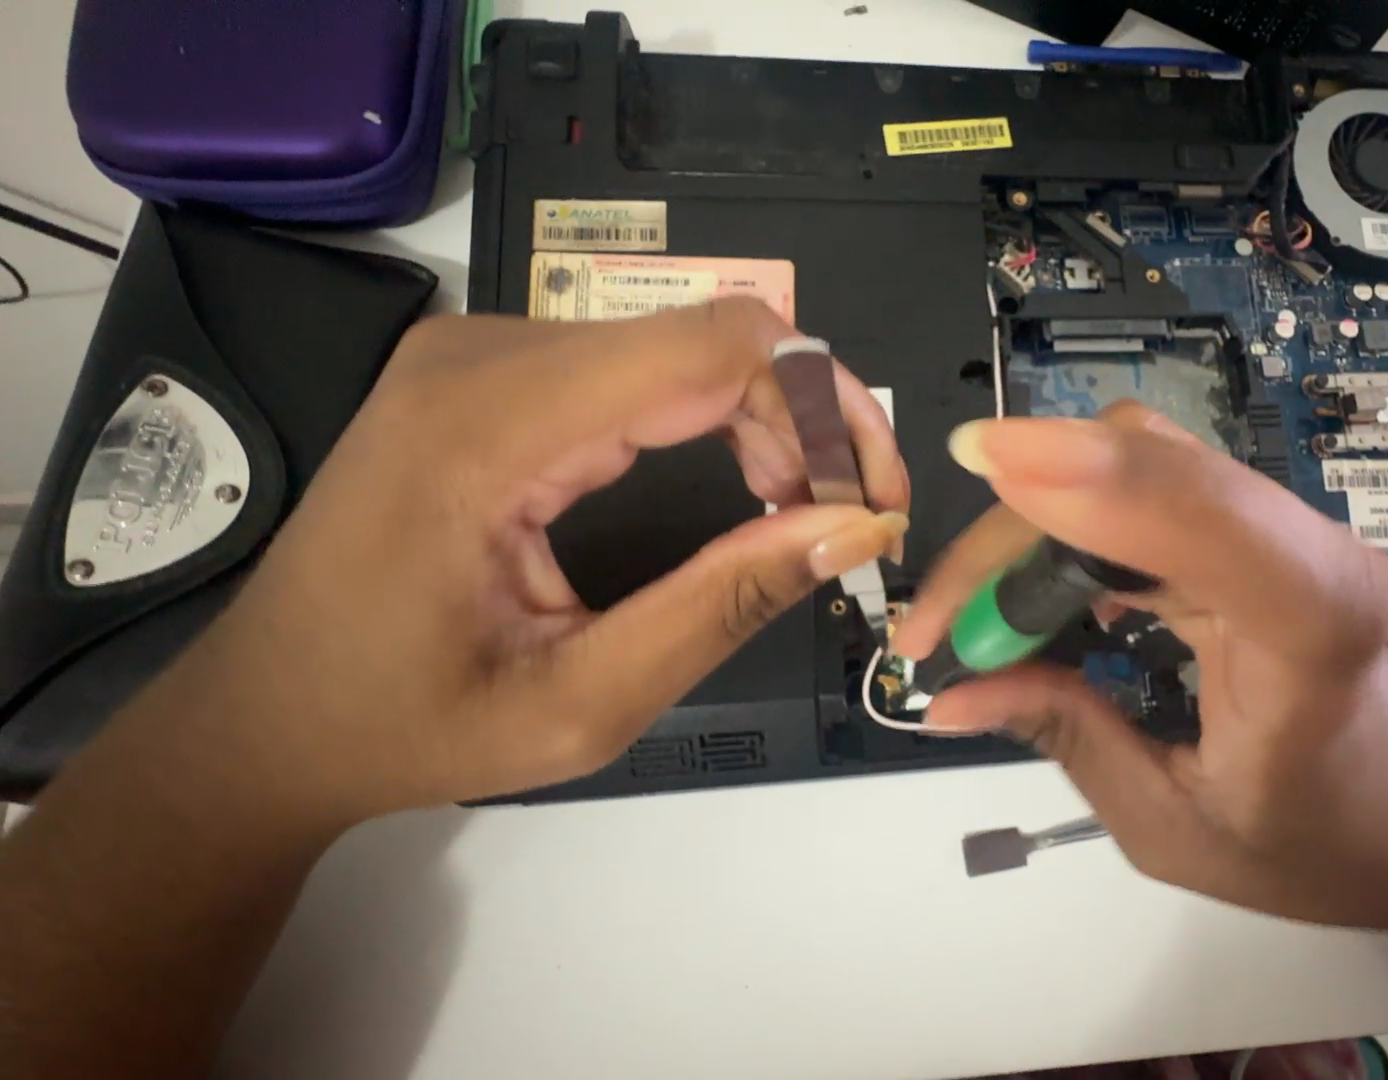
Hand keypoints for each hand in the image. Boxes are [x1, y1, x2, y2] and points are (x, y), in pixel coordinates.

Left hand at [123, 298, 908, 822]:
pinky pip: (651, 366)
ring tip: (806, 511)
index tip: (873, 500)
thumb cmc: (411, 727)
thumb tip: (855, 530)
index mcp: (490, 428)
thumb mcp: (585, 701)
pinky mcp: (502, 373)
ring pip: (692, 347)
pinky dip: (727, 419)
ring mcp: (489, 354)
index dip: (825, 409)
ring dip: (777, 423)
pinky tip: (752, 481)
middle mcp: (487, 356)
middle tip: (852, 519)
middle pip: (715, 339)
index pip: (713, 350)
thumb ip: (725, 604)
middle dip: (814, 423)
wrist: (269, 717)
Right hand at [891, 403, 1387, 931]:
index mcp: (1314, 629)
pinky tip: (1025, 594)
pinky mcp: (1243, 529)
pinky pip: (1134, 494)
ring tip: (967, 616)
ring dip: (1027, 526)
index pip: (1210, 520)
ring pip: (1128, 467)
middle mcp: (1304, 552)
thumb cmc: (1315, 841)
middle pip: (1138, 474)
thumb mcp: (1172, 823)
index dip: (1102, 480)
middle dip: (1017, 529)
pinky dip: (1060, 530)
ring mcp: (1277, 529)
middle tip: (936, 624)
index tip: (987, 464)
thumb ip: (1066, 737)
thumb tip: (949, 696)